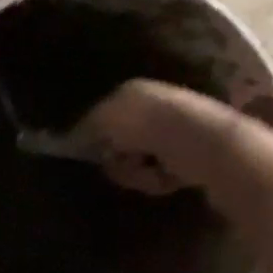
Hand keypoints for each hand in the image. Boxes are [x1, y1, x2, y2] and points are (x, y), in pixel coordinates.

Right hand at [78, 79, 248, 194]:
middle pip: (120, 142)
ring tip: (151, 173)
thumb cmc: (147, 125)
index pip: (102, 116)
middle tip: (125, 162)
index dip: (95, 137)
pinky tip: (169, 179)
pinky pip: (160, 174)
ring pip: (138, 161)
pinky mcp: (191, 156)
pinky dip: (159, 180)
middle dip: (118, 158)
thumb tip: (71, 139)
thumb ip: (85, 127)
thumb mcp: (104, 119)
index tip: (93, 153)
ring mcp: (176, 131)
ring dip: (137, 173)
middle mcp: (155, 106)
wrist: (201, 143)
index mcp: (133, 92)